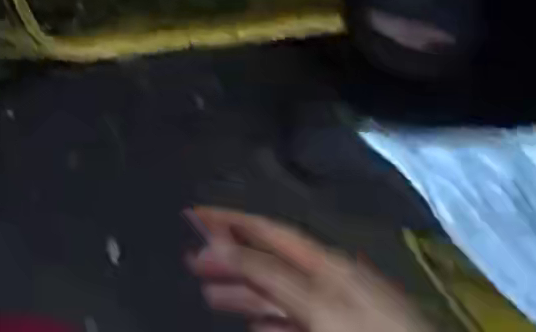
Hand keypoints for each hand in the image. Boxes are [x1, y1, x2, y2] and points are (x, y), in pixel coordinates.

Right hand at [185, 207, 430, 331]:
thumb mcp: (317, 306)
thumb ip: (265, 272)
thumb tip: (216, 242)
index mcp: (328, 264)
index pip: (268, 230)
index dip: (228, 220)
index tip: (190, 215)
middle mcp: (334, 282)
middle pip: (272, 261)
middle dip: (230, 259)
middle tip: (190, 261)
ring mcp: (345, 315)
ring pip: (282, 294)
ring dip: (245, 293)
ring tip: (210, 297)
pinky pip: (298, 321)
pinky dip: (272, 321)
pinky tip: (255, 328)